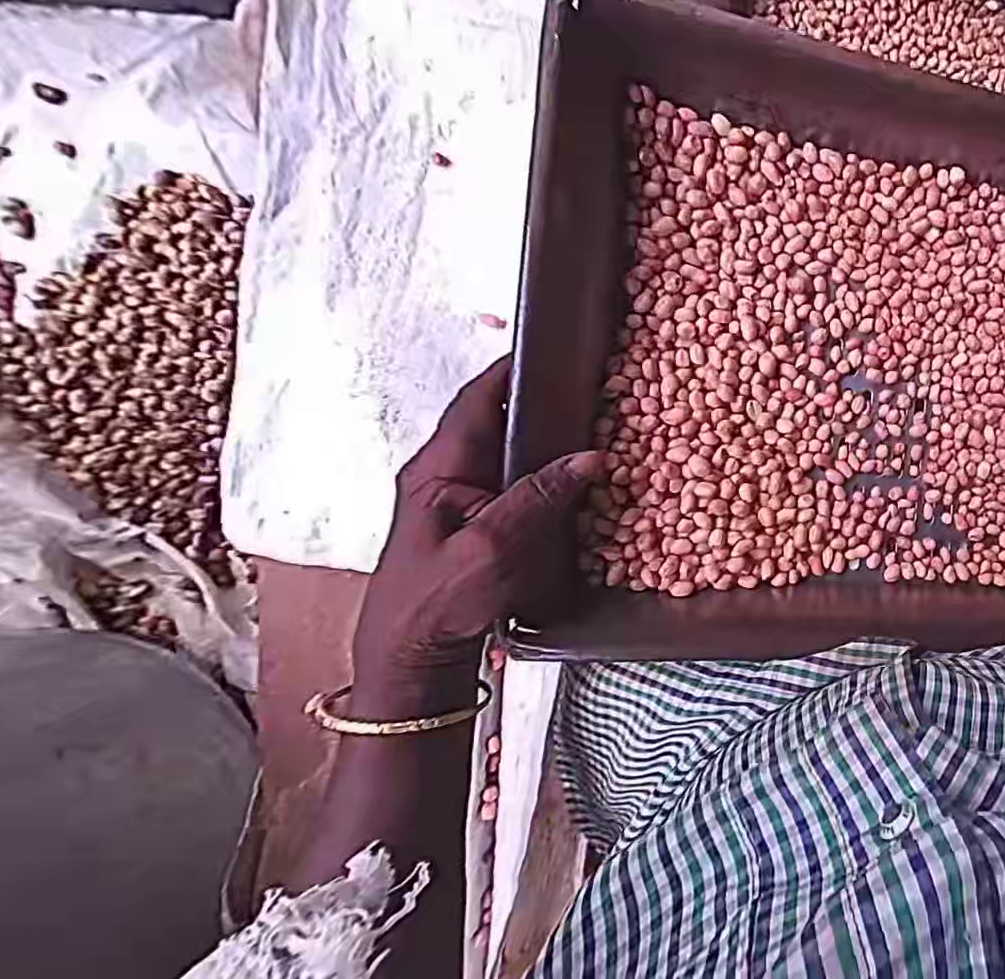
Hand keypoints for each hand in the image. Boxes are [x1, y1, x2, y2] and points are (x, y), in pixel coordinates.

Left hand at [350, 355, 600, 710]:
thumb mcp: (490, 549)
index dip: (511, 371)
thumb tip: (590, 457)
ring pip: (509, 449)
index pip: (477, 401)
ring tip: (591, 419)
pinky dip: (545, 467)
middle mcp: (448, 473)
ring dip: (545, 435)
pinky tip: (576, 472)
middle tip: (586, 385)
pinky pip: (516, 478)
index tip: (550, 348)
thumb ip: (537, 499)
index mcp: (438, 469)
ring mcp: (464, 495)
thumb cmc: (437, 604)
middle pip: (496, 419)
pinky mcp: (480, 516)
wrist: (413, 656)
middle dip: (539, 399)